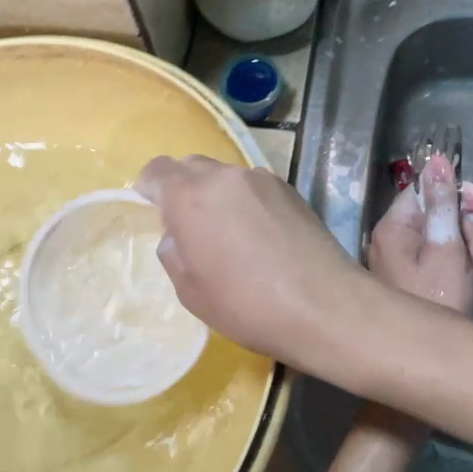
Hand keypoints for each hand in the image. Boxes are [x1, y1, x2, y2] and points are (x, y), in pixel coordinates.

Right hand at [137, 154, 365, 362]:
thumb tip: (179, 235)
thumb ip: (175, 252)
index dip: (150, 187)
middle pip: (193, 166)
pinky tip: (259, 236)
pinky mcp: (291, 189)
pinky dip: (247, 201)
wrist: (322, 304)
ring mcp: (263, 178)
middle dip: (184, 189)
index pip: (158, 169)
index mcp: (192, 196)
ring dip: (218, 195)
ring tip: (230, 236)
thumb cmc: (246, 304)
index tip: (153, 210)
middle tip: (190, 228)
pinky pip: (254, 186)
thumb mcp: (191, 291)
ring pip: (227, 176)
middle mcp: (227, 176)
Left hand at [366, 153, 472, 314]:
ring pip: (440, 232)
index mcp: (392, 227)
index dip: (459, 192)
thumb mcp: (447, 248)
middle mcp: (388, 237)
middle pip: (434, 210)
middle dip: (465, 226)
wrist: (429, 362)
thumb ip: (444, 202)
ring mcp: (396, 257)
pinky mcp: (407, 275)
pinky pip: (435, 252)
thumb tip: (437, 158)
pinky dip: (457, 261)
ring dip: (466, 246)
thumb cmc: (438, 301)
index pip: (425, 187)